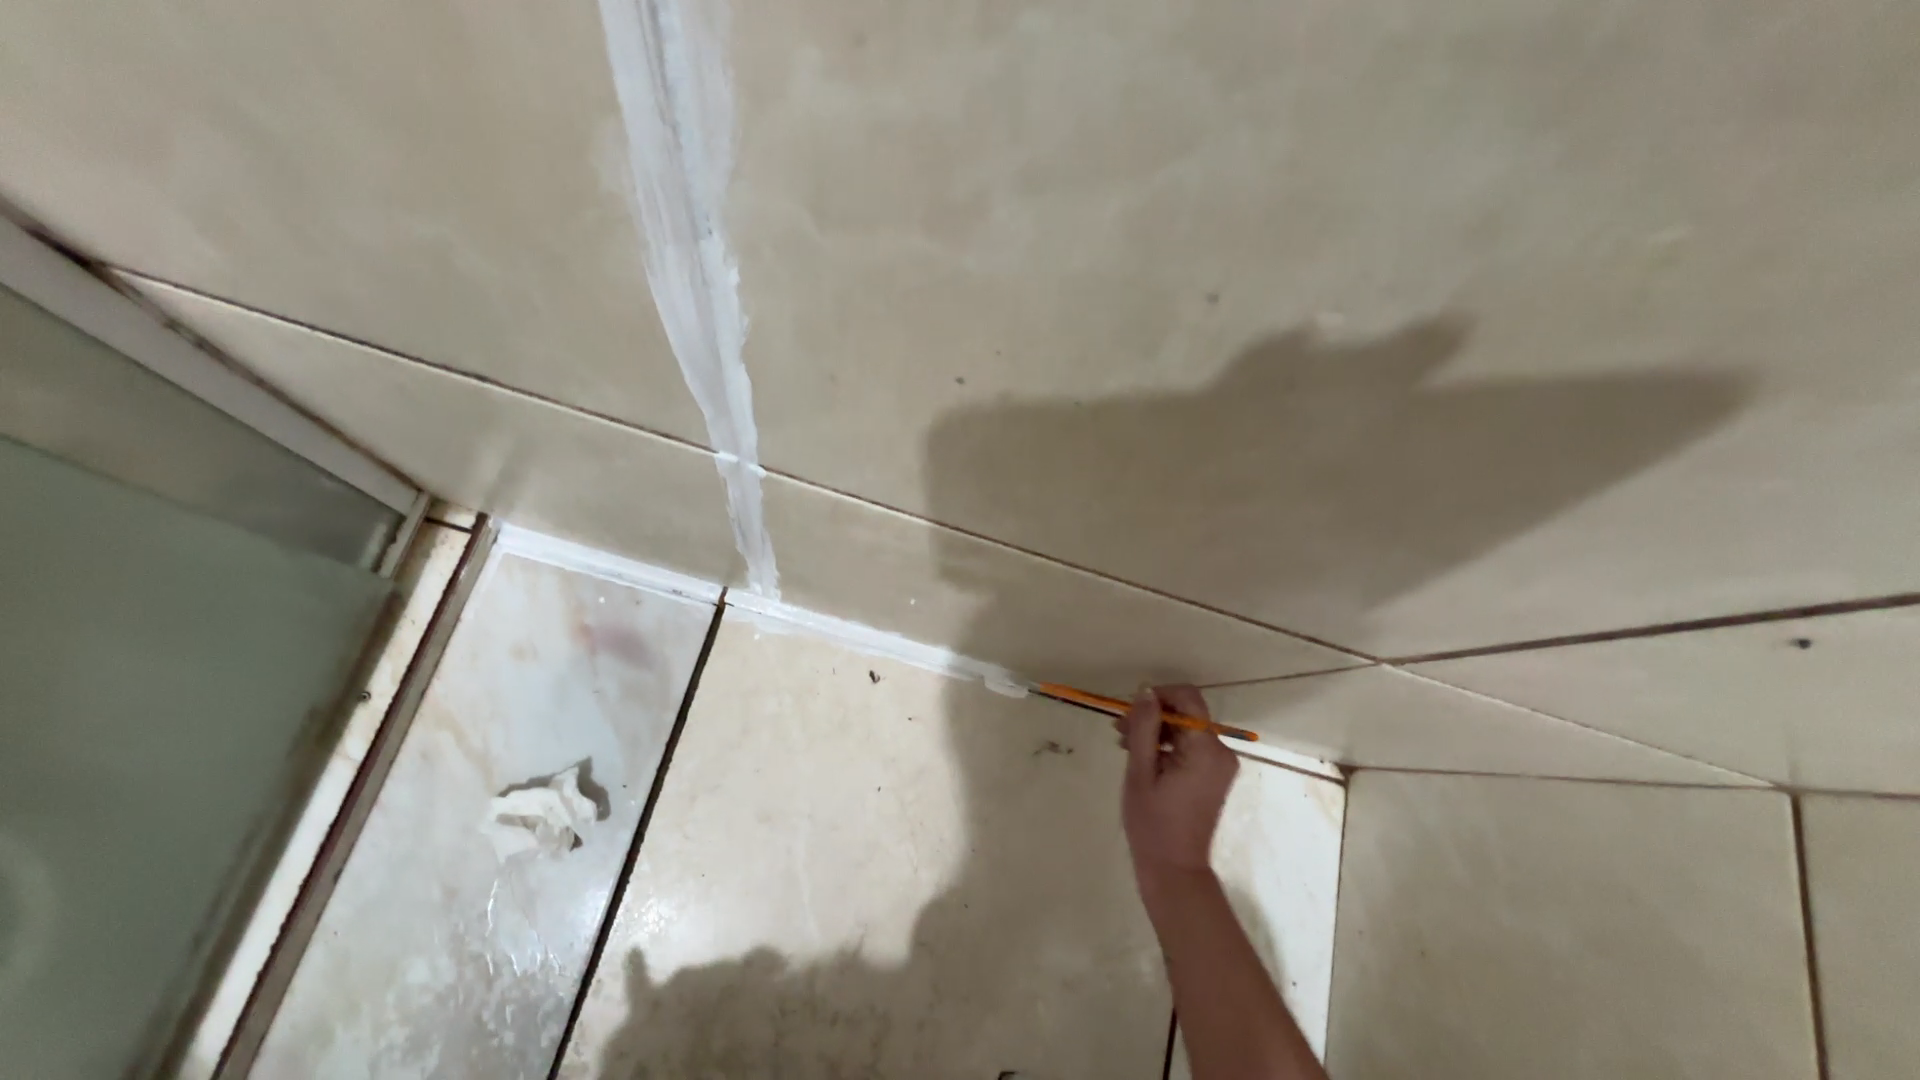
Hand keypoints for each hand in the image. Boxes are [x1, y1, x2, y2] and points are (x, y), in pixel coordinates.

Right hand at [1116, 685, 1237, 877]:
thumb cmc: (1152, 822)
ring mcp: (1220, 765)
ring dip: (1156, 730)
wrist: (1173, 868)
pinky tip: (1142, 757)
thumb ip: (1144, 727)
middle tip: (1120, 730)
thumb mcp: (1141, 771)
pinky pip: (1190, 747)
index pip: (1188, 698)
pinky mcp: (1214, 775)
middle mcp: (1221, 752)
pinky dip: (1167, 745)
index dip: (1159, 695)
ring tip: (1124, 744)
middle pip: (1187, 714)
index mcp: (1206, 749)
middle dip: (1153, 715)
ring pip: (1186, 730)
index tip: (1131, 710)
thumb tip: (1146, 691)